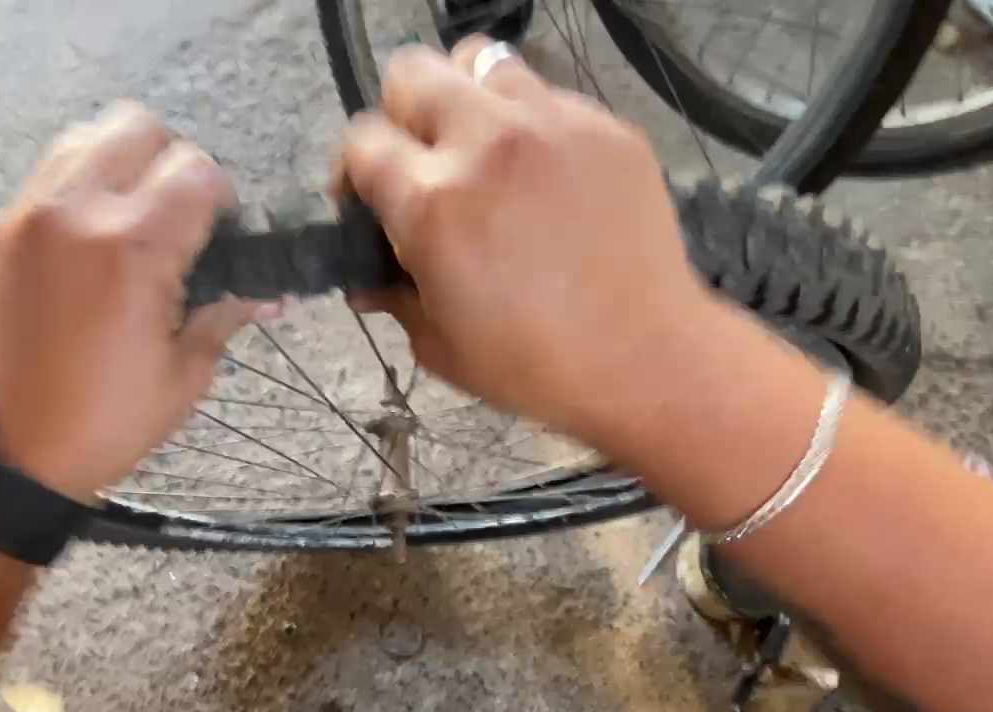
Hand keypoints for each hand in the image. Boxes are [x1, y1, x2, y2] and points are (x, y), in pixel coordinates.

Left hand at [0, 103, 271, 501]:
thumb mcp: (183, 376)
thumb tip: (267, 293)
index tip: (224, 234)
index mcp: (134, 250)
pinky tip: (94, 239)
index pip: (197, 172)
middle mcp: (77, 212)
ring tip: (135, 222)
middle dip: (174, 165)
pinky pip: (50, 174)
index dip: (224, 199)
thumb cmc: (106, 423)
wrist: (11, 452)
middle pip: (139, 128)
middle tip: (181, 220)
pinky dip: (82, 187)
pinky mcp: (1, 230)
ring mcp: (30, 214)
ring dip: (124, 165)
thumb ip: (224, 316)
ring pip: (87, 136)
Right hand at [341, 40, 719, 448]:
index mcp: (432, 203)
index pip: (361, 142)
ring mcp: (551, 124)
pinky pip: (546, 95)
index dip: (352, 173)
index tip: (366, 204)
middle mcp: (485, 142)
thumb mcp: (439, 346)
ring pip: (481, 63)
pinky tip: (541, 179)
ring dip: (465, 105)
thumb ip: (394, 298)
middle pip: (412, 74)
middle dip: (400, 120)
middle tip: (419, 170)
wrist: (639, 359)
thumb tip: (366, 281)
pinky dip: (526, 126)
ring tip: (480, 157)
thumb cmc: (530, 367)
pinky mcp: (603, 127)